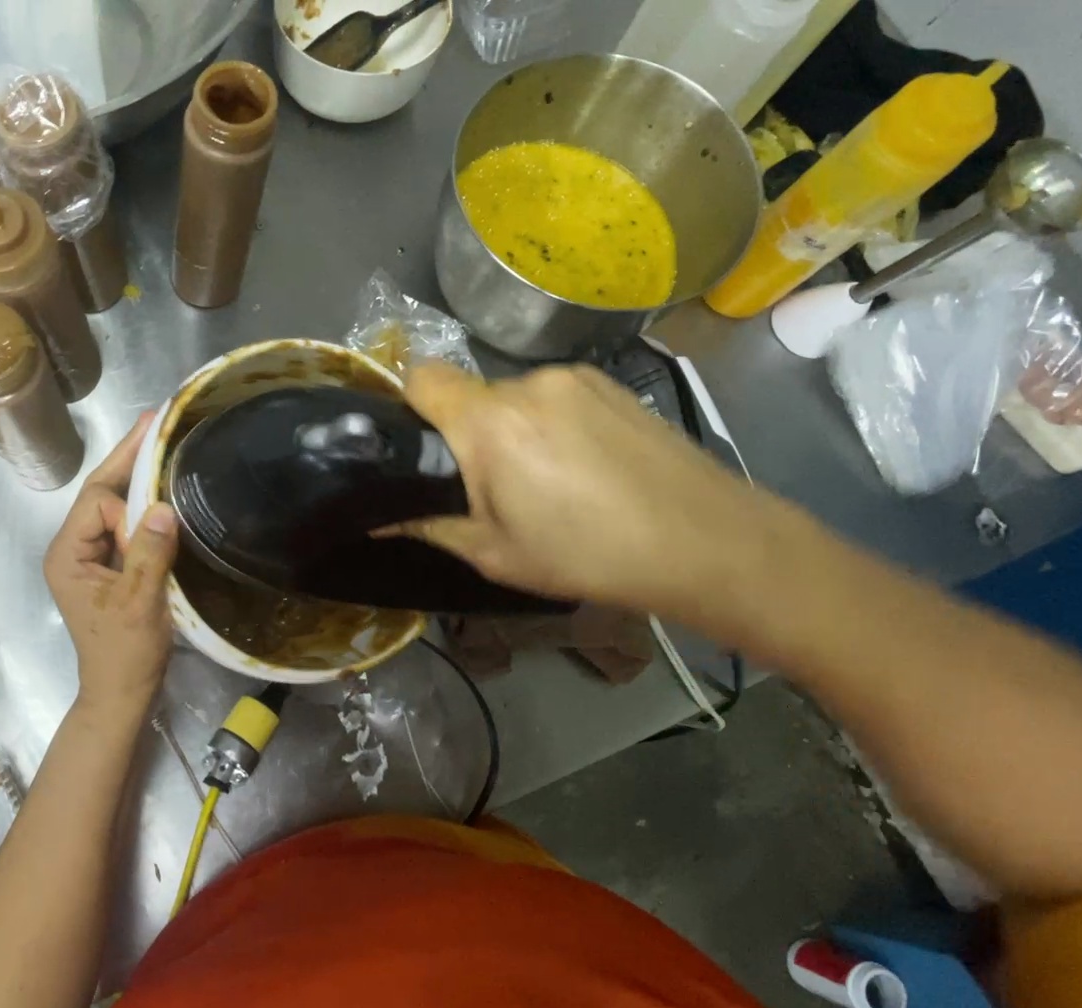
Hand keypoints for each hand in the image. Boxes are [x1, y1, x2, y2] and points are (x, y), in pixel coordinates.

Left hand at [43, 413, 179, 713]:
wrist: (121, 695)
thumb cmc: (125, 655)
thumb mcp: (140, 606)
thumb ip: (149, 555)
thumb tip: (161, 505)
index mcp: (68, 555)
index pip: (96, 504)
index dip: (129, 502)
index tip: (161, 514)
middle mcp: (72, 549)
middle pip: (99, 495)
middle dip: (127, 460)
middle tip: (155, 421)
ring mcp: (89, 557)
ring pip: (112, 507)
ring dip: (136, 480)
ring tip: (162, 446)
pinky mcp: (107, 566)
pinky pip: (123, 526)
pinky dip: (143, 507)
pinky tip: (165, 492)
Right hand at [398, 363, 784, 620]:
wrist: (706, 541)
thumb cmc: (587, 554)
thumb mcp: (494, 554)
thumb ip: (427, 526)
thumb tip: (375, 519)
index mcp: (491, 423)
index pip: (420, 378)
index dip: (410, 409)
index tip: (421, 451)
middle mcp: (529, 384)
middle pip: (469, 396)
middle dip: (468, 436)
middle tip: (492, 490)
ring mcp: (576, 379)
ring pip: (514, 399)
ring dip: (511, 431)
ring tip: (547, 483)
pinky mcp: (611, 383)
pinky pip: (554, 398)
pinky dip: (551, 425)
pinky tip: (583, 468)